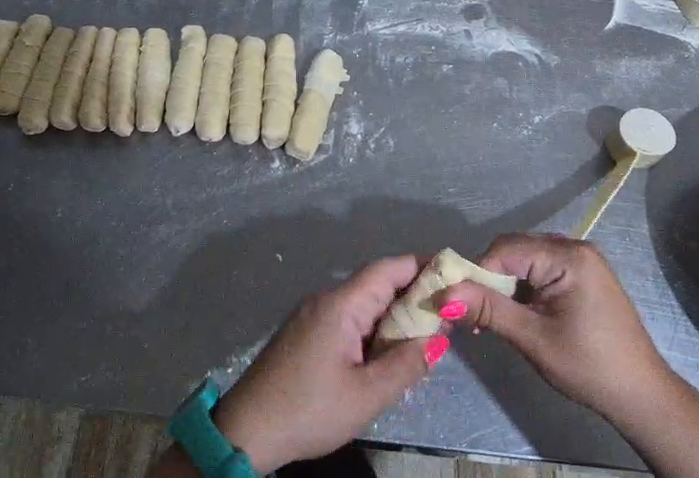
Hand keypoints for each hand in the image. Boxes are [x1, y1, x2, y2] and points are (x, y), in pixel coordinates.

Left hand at [213, 256, 442, 471]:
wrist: (245, 431)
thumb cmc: (309, 410)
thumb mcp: (366, 395)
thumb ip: (406, 364)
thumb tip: (437, 338)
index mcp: (340, 305)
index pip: (388, 269)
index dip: (421, 266)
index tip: (453, 274)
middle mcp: (325, 300)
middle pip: (376, 285)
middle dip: (412, 296)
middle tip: (448, 314)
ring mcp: (311, 317)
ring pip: (362, 305)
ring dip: (392, 316)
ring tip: (425, 336)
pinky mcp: (304, 335)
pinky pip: (347, 320)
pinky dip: (372, 329)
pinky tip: (387, 353)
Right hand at [439, 233, 665, 420]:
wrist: (641, 395)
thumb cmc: (589, 366)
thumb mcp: (533, 338)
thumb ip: (488, 310)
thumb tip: (443, 294)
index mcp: (568, 256)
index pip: (505, 249)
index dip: (477, 274)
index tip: (461, 306)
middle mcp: (575, 248)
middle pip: (514, 250)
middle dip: (490, 279)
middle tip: (475, 316)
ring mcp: (582, 261)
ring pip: (525, 260)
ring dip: (505, 285)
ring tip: (494, 320)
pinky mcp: (584, 276)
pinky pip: (542, 270)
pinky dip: (524, 289)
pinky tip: (518, 315)